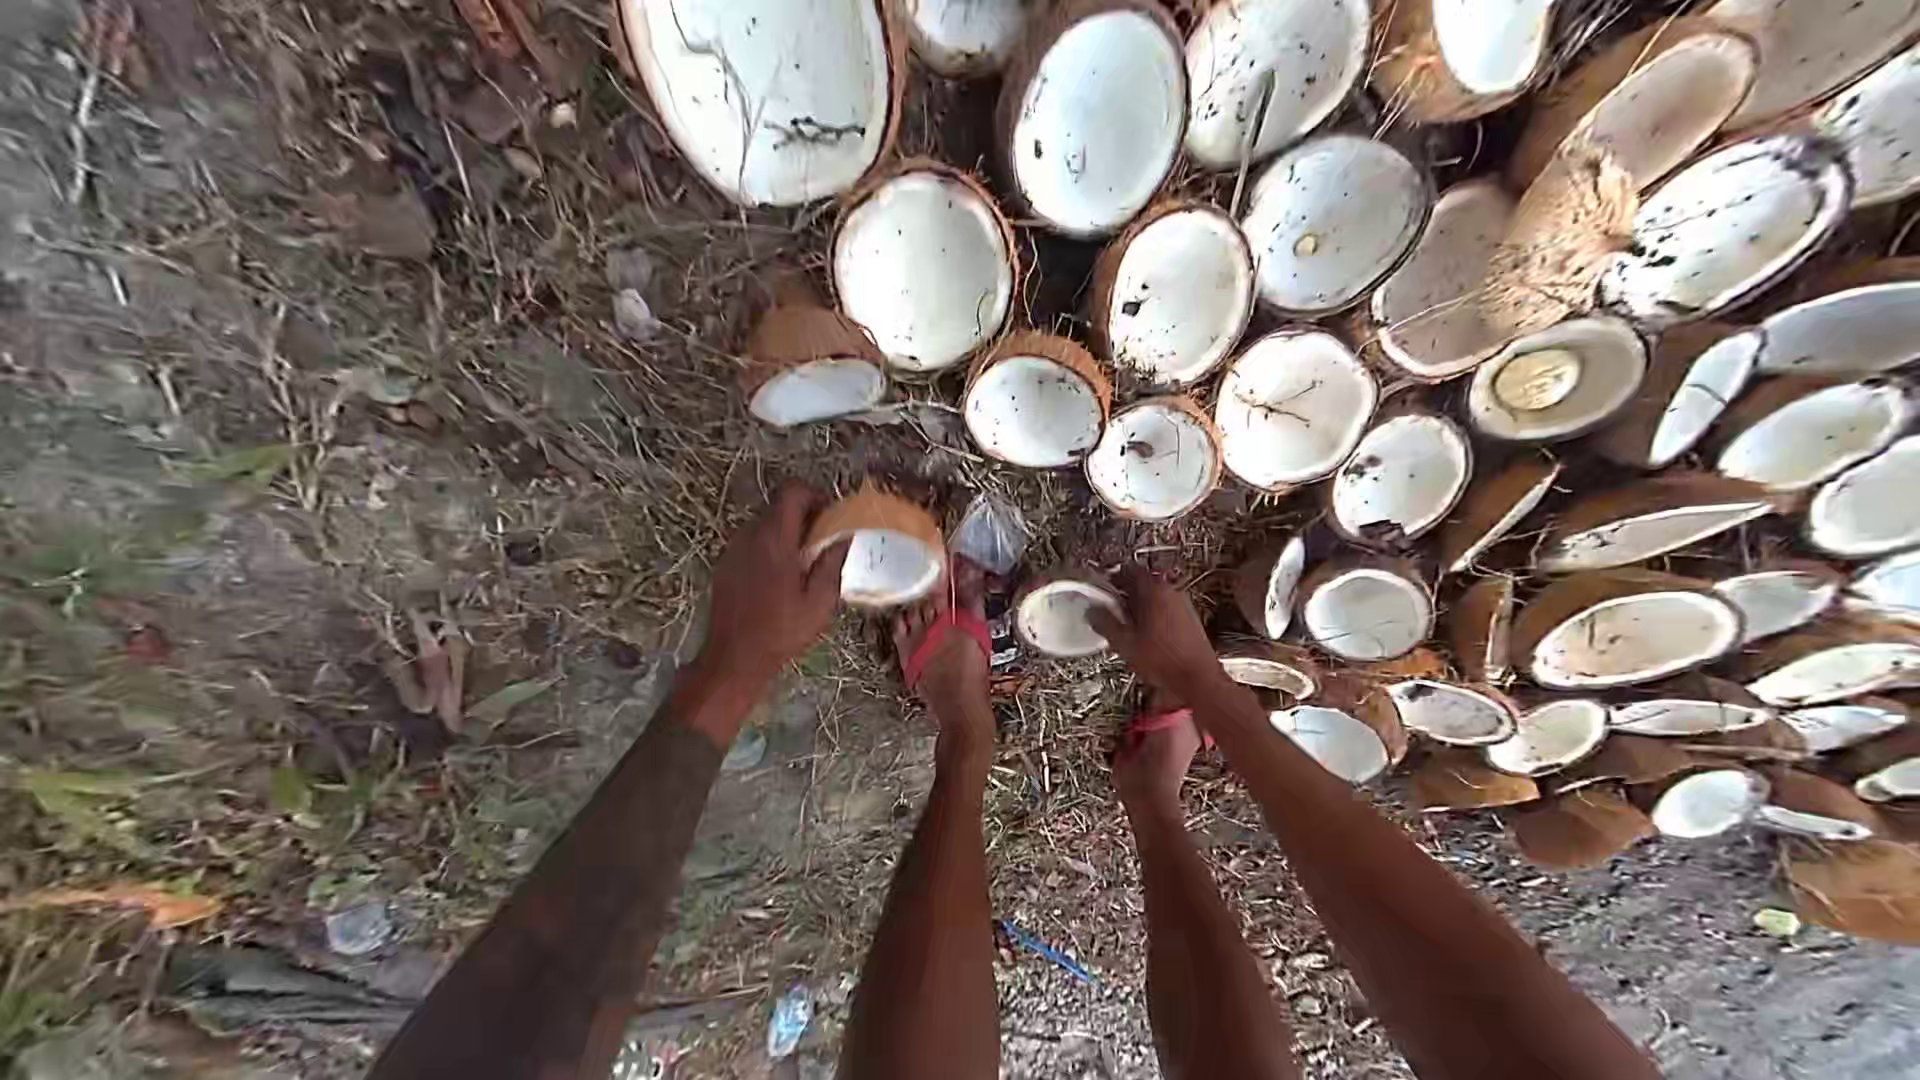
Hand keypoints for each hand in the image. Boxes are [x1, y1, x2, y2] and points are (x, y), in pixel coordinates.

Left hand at [698, 483, 849, 685]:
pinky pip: (752, 543)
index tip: (830, 516)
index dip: (814, 495)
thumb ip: (832, 563)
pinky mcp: (725, 565)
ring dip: (787, 533)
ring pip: (764, 524)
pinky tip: (780, 578)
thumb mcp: (819, 601)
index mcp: (774, 540)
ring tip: (804, 562)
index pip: (791, 492)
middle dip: (804, 516)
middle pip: (778, 507)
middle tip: (823, 542)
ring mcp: (733, 550)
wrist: (734, 657)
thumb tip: (844, 538)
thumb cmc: (781, 630)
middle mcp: (749, 537)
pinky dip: (770, 547)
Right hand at [1088, 566, 1227, 700]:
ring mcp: (1183, 606)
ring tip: (1125, 624)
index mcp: (1154, 590)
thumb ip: (1104, 622)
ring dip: (1138, 606)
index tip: (1102, 587)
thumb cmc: (1165, 660)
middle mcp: (1171, 592)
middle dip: (1124, 594)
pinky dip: (1152, 615)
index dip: (1112, 577)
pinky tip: (1144, 635)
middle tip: (1110, 607)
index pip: (1129, 570)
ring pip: (1154, 597)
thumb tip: (1093, 612)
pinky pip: (1165, 609)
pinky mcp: (1189, 620)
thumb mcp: (1124, 642)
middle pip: (1142, 582)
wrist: (1197, 680)